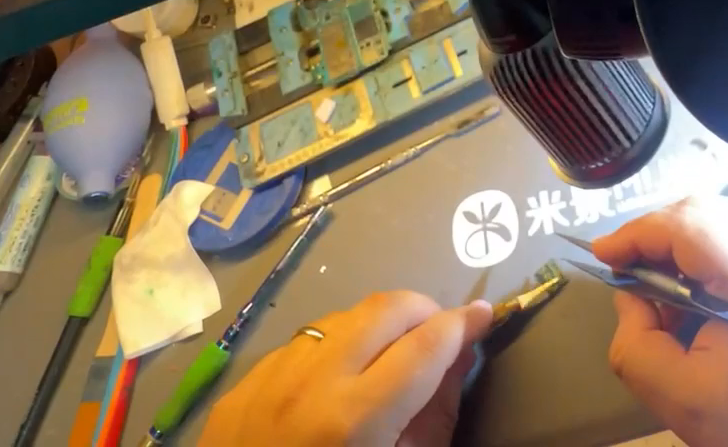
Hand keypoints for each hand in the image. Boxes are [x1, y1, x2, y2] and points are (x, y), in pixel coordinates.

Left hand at [200, 291, 491, 446]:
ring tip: (385, 359)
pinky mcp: (243, 384)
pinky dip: (332, 350)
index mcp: (355, 420)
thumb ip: (436, 414)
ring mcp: (271, 378)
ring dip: (377, 328)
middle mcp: (312, 382)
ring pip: (345, 317)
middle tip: (438, 334)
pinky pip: (303, 343)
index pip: (427, 344)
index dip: (462, 324)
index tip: (484, 314)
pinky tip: (334, 382)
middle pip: (387, 309)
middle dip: (423, 311)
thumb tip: (460, 355)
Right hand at [596, 199, 727, 446]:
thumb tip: (632, 298)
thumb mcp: (686, 400)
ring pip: (720, 224)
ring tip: (668, 303)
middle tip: (632, 279)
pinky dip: (708, 260)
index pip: (682, 222)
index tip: (603, 257)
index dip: (635, 232)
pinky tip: (703, 307)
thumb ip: (637, 346)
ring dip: (681, 250)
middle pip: (701, 211)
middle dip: (655, 236)